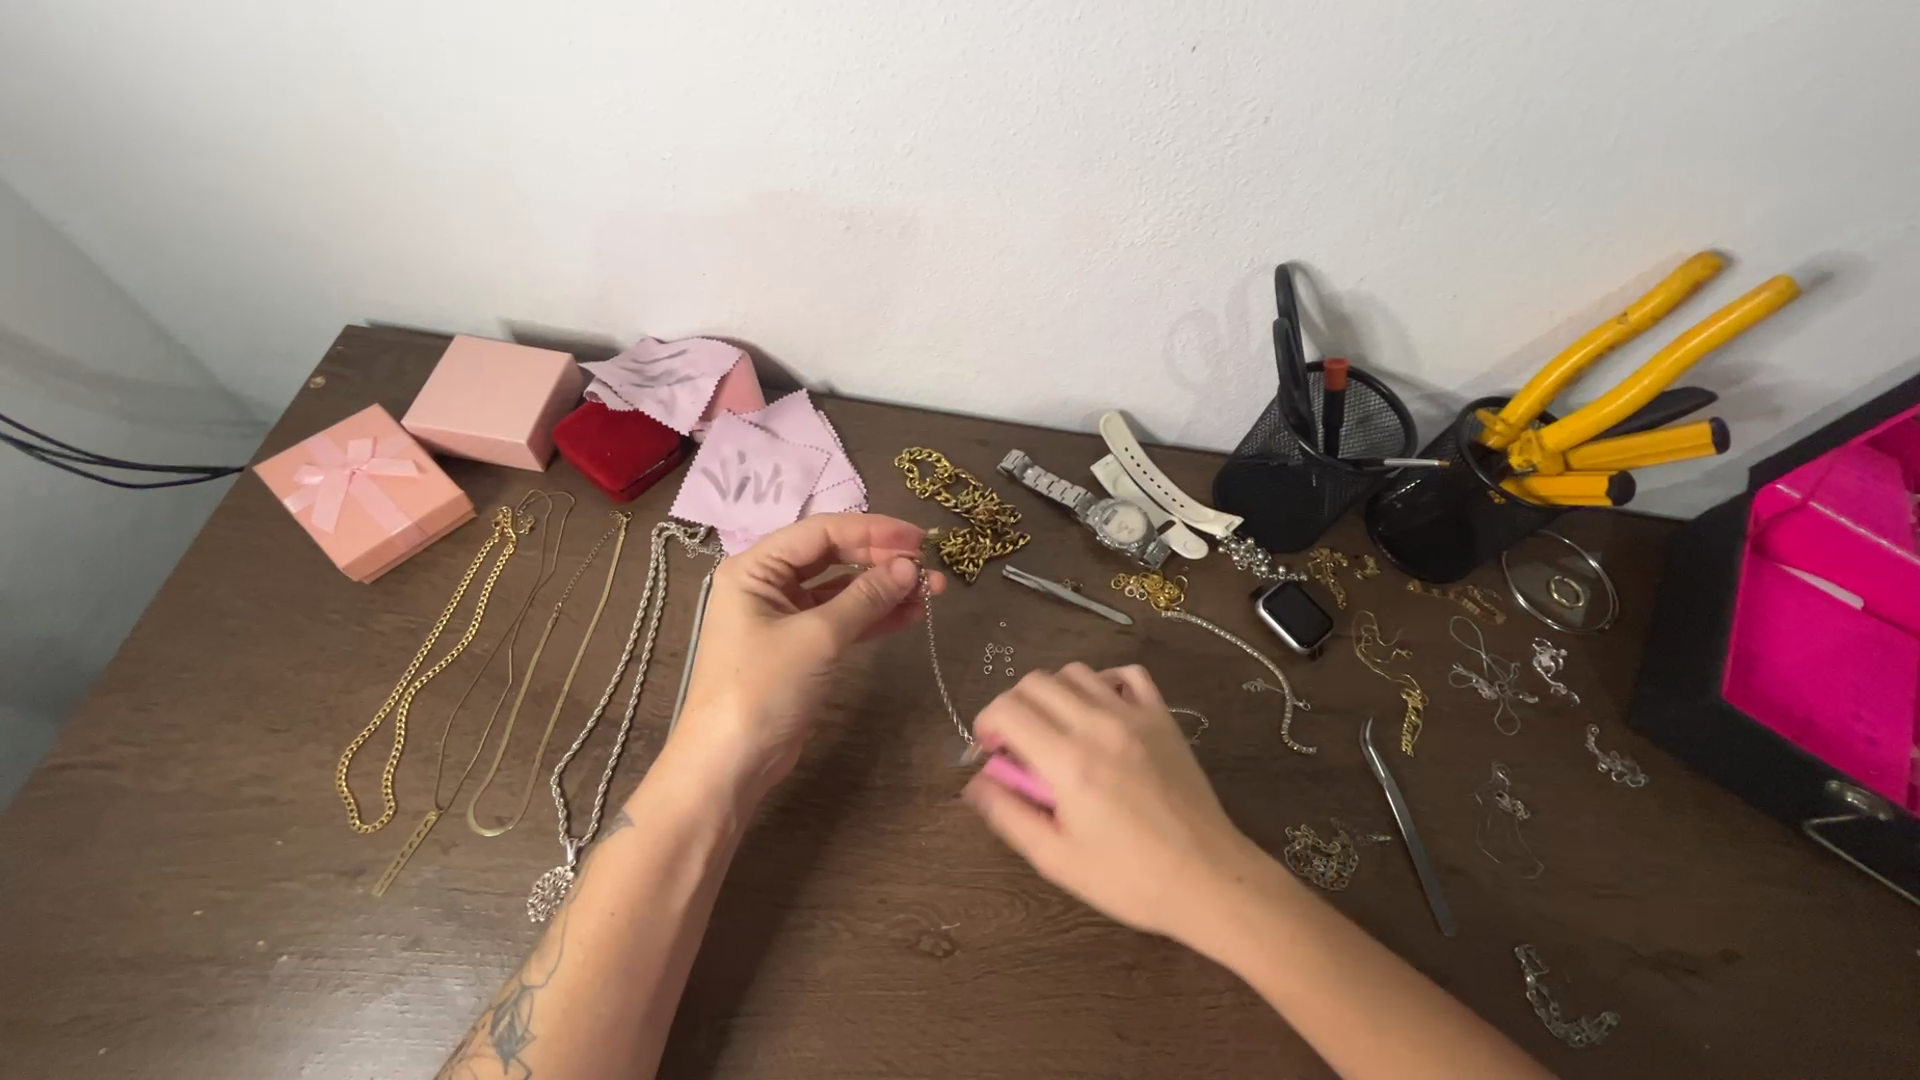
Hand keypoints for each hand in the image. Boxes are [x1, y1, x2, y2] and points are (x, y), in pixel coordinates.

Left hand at [671, 513, 946, 800]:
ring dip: (884, 588)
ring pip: (842, 588)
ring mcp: (784, 615)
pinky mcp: (801, 646)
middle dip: (882, 560)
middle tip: (928, 566)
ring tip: (931, 590)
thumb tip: (909, 566)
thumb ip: (865, 597)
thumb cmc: (763, 690)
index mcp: (756, 567)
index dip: (873, 530)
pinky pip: (842, 618)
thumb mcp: (817, 638)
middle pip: (833, 555)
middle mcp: (767, 583)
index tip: (919, 539)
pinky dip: (875, 615)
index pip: (821, 531)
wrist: (730, 764)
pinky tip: (910, 613)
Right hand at [963, 664, 1264, 941]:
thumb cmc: (1128, 878)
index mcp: (1067, 761)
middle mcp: (1097, 725)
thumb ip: (1009, 813)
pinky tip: (1099, 710)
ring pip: (1076, 672)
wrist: (1208, 879)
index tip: (989, 749)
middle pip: (1036, 682)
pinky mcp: (1163, 717)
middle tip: (1016, 742)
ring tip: (1054, 727)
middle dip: (1013, 705)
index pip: (1008, 709)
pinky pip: (1127, 674)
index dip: (986, 722)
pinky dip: (1103, 681)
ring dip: (1053, 692)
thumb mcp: (1056, 859)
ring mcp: (1134, 715)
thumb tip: (975, 782)